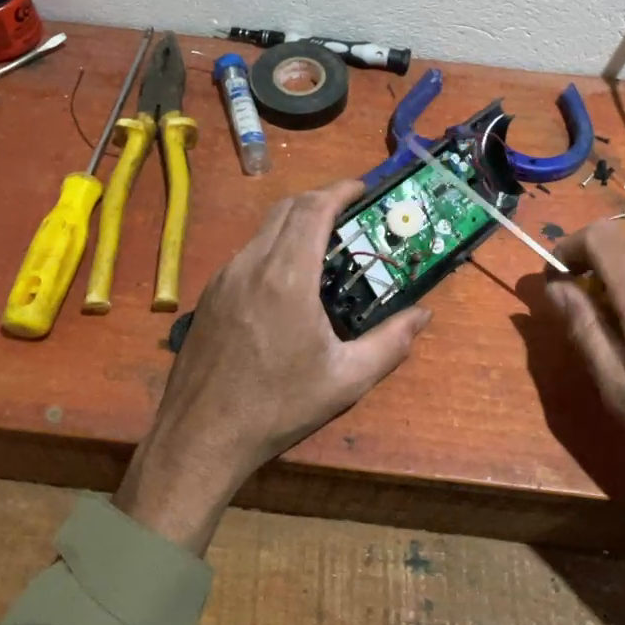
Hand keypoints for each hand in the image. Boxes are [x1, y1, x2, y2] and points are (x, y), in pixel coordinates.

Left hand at [114, 178, 430, 552]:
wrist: (201, 436)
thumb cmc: (278, 407)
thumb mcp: (346, 380)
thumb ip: (390, 343)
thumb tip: (423, 315)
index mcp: (287, 277)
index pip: (312, 209)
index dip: (339, 189)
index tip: (362, 188)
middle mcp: (251, 265)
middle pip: (286, 208)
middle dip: (320, 199)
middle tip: (350, 212)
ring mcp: (224, 278)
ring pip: (263, 229)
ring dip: (295, 222)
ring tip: (325, 244)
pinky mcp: (210, 295)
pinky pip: (247, 254)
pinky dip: (274, 247)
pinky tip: (288, 280)